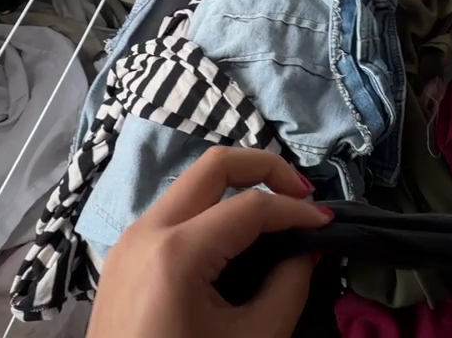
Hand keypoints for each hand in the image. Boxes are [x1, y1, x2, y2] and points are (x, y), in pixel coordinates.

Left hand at [90, 146, 332, 337]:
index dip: (297, 210)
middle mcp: (147, 231)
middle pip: (214, 165)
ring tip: (275, 213)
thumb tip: (307, 248)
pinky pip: (175, 212)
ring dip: (238, 186)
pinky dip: (212, 209)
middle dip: (266, 168)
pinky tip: (238, 236)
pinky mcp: (124, 257)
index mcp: (176, 253)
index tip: (328, 223)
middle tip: (302, 194)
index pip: (251, 206)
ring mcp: (129, 241)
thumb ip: (288, 287)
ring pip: (193, 184)